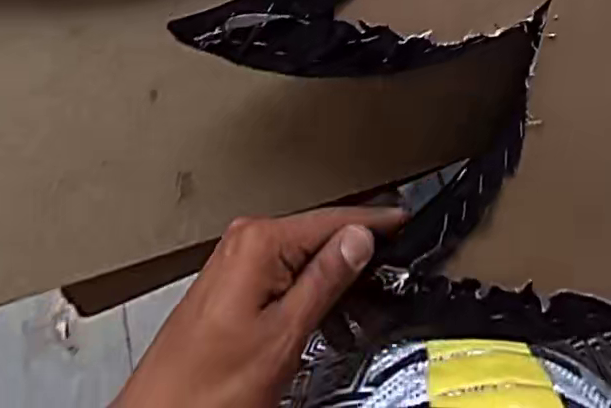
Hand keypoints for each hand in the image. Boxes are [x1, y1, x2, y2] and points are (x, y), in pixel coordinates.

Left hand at [115, 206, 408, 407]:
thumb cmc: (207, 390)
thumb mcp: (283, 336)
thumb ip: (325, 280)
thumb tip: (358, 238)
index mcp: (258, 242)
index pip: (331, 219)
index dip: (373, 220)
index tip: (403, 219)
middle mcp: (244, 239)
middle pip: (315, 229)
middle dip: (354, 237)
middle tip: (394, 242)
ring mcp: (234, 259)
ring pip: (299, 248)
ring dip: (332, 257)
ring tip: (369, 264)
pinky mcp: (230, 281)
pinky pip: (281, 263)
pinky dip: (308, 272)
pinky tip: (326, 284)